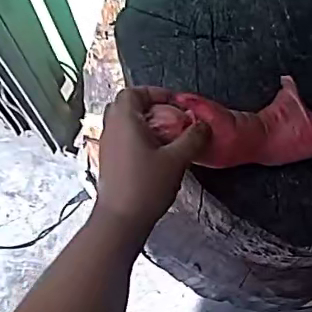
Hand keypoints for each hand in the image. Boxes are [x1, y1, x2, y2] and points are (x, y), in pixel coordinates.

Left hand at [93, 86, 208, 237]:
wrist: (121, 219)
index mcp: (124, 120)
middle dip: (151, 108)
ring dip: (146, 125)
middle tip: (172, 117)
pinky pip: (124, 140)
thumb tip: (204, 126)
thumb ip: (193, 138)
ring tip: (168, 137)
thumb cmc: (146, 186)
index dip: (155, 93)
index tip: (175, 103)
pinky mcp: (109, 161)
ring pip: (125, 124)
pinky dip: (140, 140)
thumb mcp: (177, 160)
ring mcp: (107, 145)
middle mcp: (111, 128)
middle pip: (128, 106)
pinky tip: (157, 156)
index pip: (134, 92)